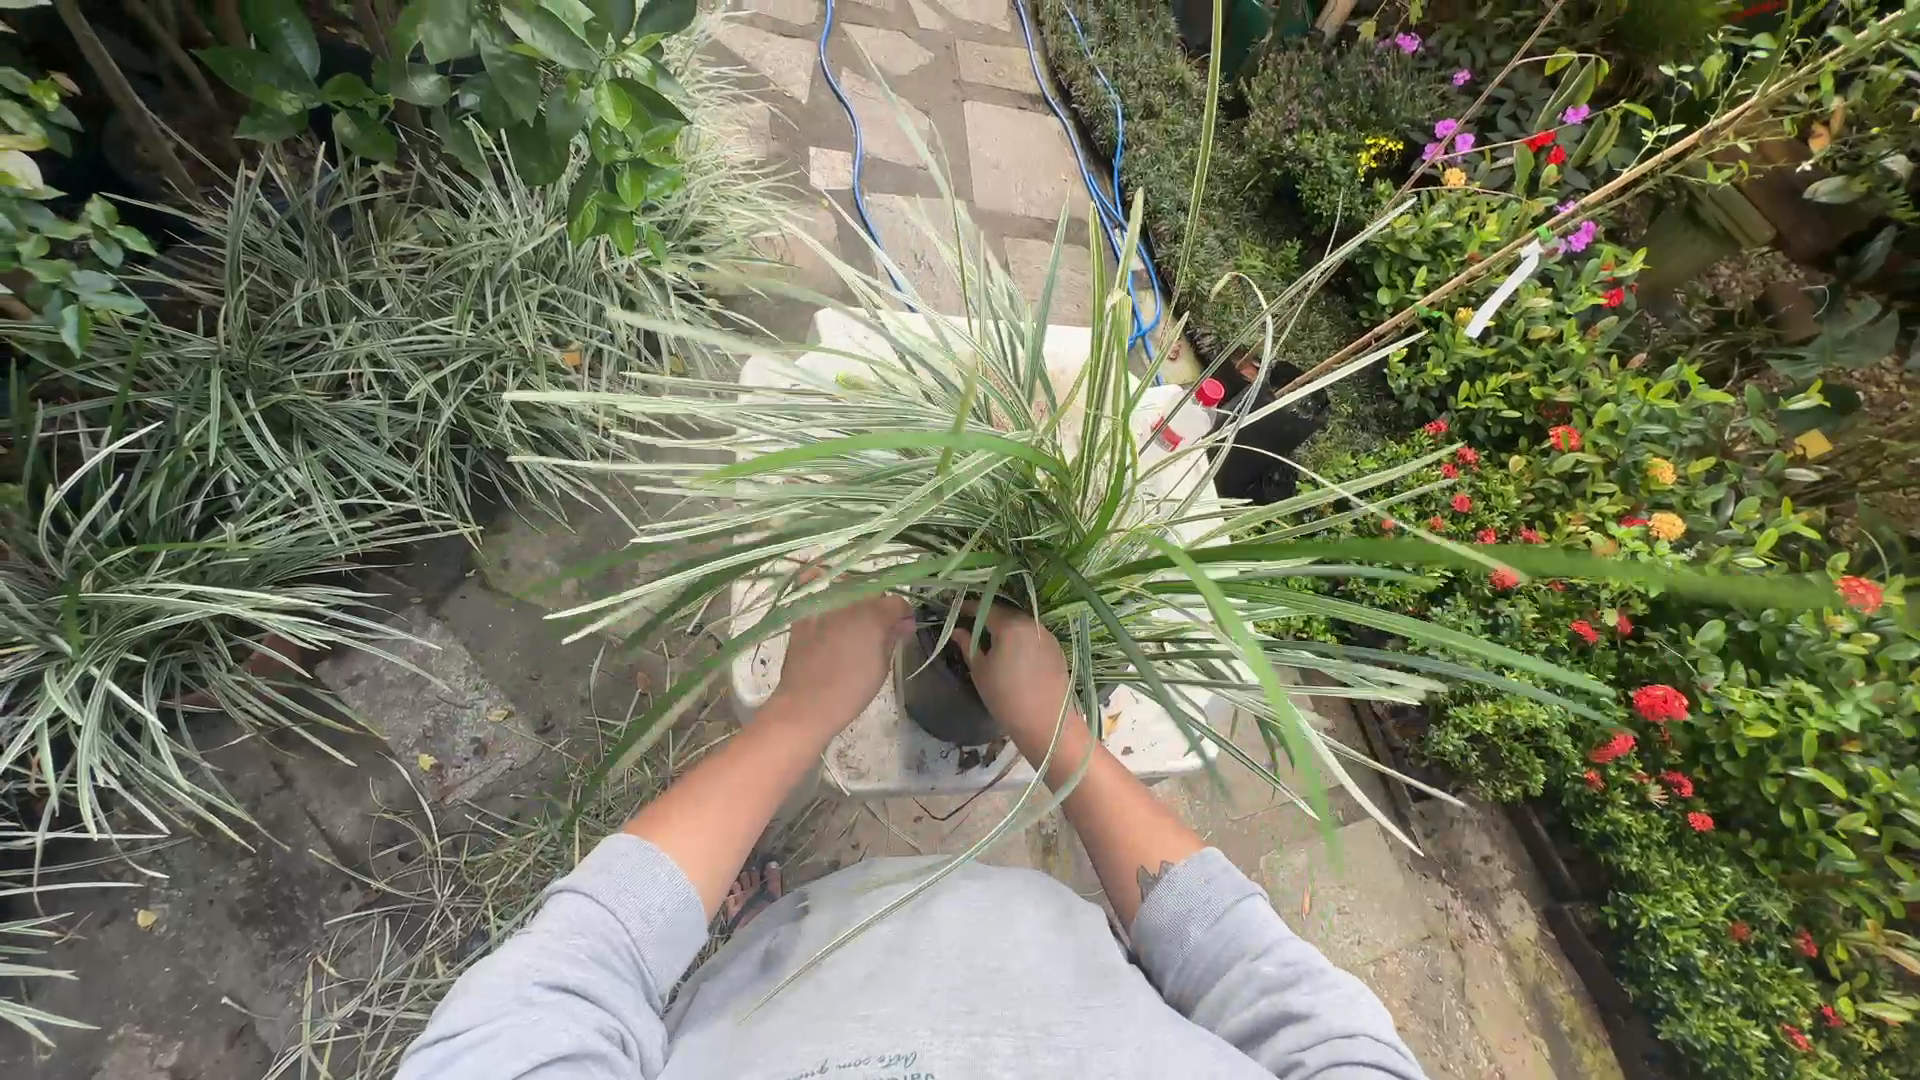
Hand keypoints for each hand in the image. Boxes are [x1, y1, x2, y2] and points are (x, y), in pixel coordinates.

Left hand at [769, 589, 913, 734]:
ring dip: (854, 598)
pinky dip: (820, 584)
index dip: (903, 616)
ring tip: (853, 620)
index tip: (903, 629)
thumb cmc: (850, 691)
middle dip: (880, 608)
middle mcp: (849, 602)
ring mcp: (824, 604)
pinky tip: (826, 598)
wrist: (806, 704)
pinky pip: (811, 584)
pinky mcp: (803, 612)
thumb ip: (893, 638)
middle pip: (872, 593)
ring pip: (846, 587)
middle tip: (879, 630)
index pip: (897, 603)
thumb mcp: (881, 667)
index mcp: (873, 616)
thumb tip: (904, 623)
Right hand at [953, 604, 1078, 751]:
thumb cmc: (1006, 698)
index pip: (985, 608)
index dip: (969, 607)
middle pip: (1005, 612)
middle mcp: (1031, 623)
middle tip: (972, 625)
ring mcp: (1046, 634)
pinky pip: (1033, 633)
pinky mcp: (1056, 647)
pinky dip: (1020, 636)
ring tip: (991, 639)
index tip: (957, 610)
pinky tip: (1012, 651)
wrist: (1046, 723)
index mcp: (1010, 626)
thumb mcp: (980, 671)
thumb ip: (968, 645)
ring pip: (1021, 622)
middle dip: (988, 615)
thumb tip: (957, 630)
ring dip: (1005, 625)